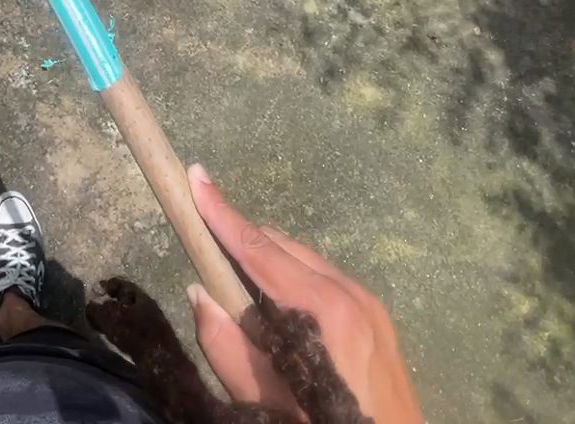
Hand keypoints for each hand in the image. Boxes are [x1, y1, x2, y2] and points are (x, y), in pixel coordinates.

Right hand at [186, 164, 423, 423]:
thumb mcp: (266, 405)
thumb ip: (226, 348)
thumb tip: (199, 292)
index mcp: (323, 312)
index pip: (258, 249)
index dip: (221, 212)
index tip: (195, 174)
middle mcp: (351, 294)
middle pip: (279, 246)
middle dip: (239, 240)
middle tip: (205, 253)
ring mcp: (370, 304)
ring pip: (301, 258)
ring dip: (265, 261)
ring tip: (240, 290)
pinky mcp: (378, 318)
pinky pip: (322, 277)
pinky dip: (292, 278)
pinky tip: (278, 310)